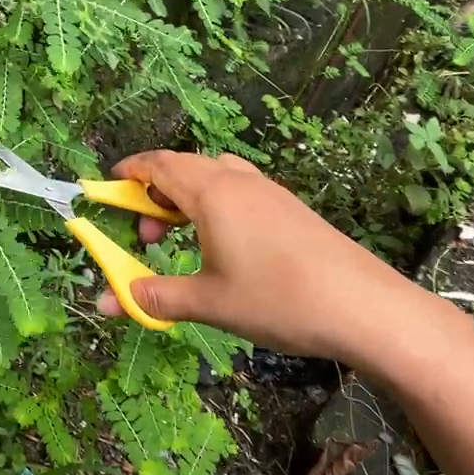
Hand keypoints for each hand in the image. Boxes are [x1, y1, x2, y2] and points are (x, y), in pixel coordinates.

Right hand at [93, 151, 444, 368]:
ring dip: (187, 196)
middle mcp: (239, 182)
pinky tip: (222, 244)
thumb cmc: (278, 299)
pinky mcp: (290, 209)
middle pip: (185, 167)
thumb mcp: (208, 302)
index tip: (108, 183)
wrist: (367, 309)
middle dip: (155, 191)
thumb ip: (154, 297)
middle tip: (144, 231)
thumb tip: (106, 304)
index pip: (160, 165)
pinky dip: (215, 204)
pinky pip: (239, 190)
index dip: (130, 171)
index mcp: (213, 193)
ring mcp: (270, 193)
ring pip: (215, 175)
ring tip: (180, 235)